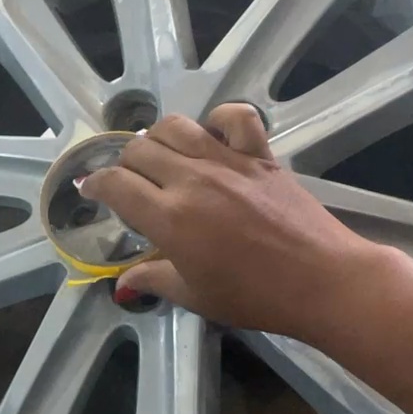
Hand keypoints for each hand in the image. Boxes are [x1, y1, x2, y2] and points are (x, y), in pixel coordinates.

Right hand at [79, 104, 388, 340]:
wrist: (320, 280)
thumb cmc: (254, 296)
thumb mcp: (195, 295)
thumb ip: (154, 279)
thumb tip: (123, 282)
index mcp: (169, 217)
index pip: (116, 184)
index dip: (95, 184)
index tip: (91, 189)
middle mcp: (192, 179)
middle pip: (139, 150)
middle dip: (124, 164)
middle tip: (130, 183)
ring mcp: (228, 161)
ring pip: (176, 126)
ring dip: (158, 137)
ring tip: (161, 157)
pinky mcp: (260, 155)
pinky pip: (235, 116)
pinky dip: (218, 118)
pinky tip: (212, 135)